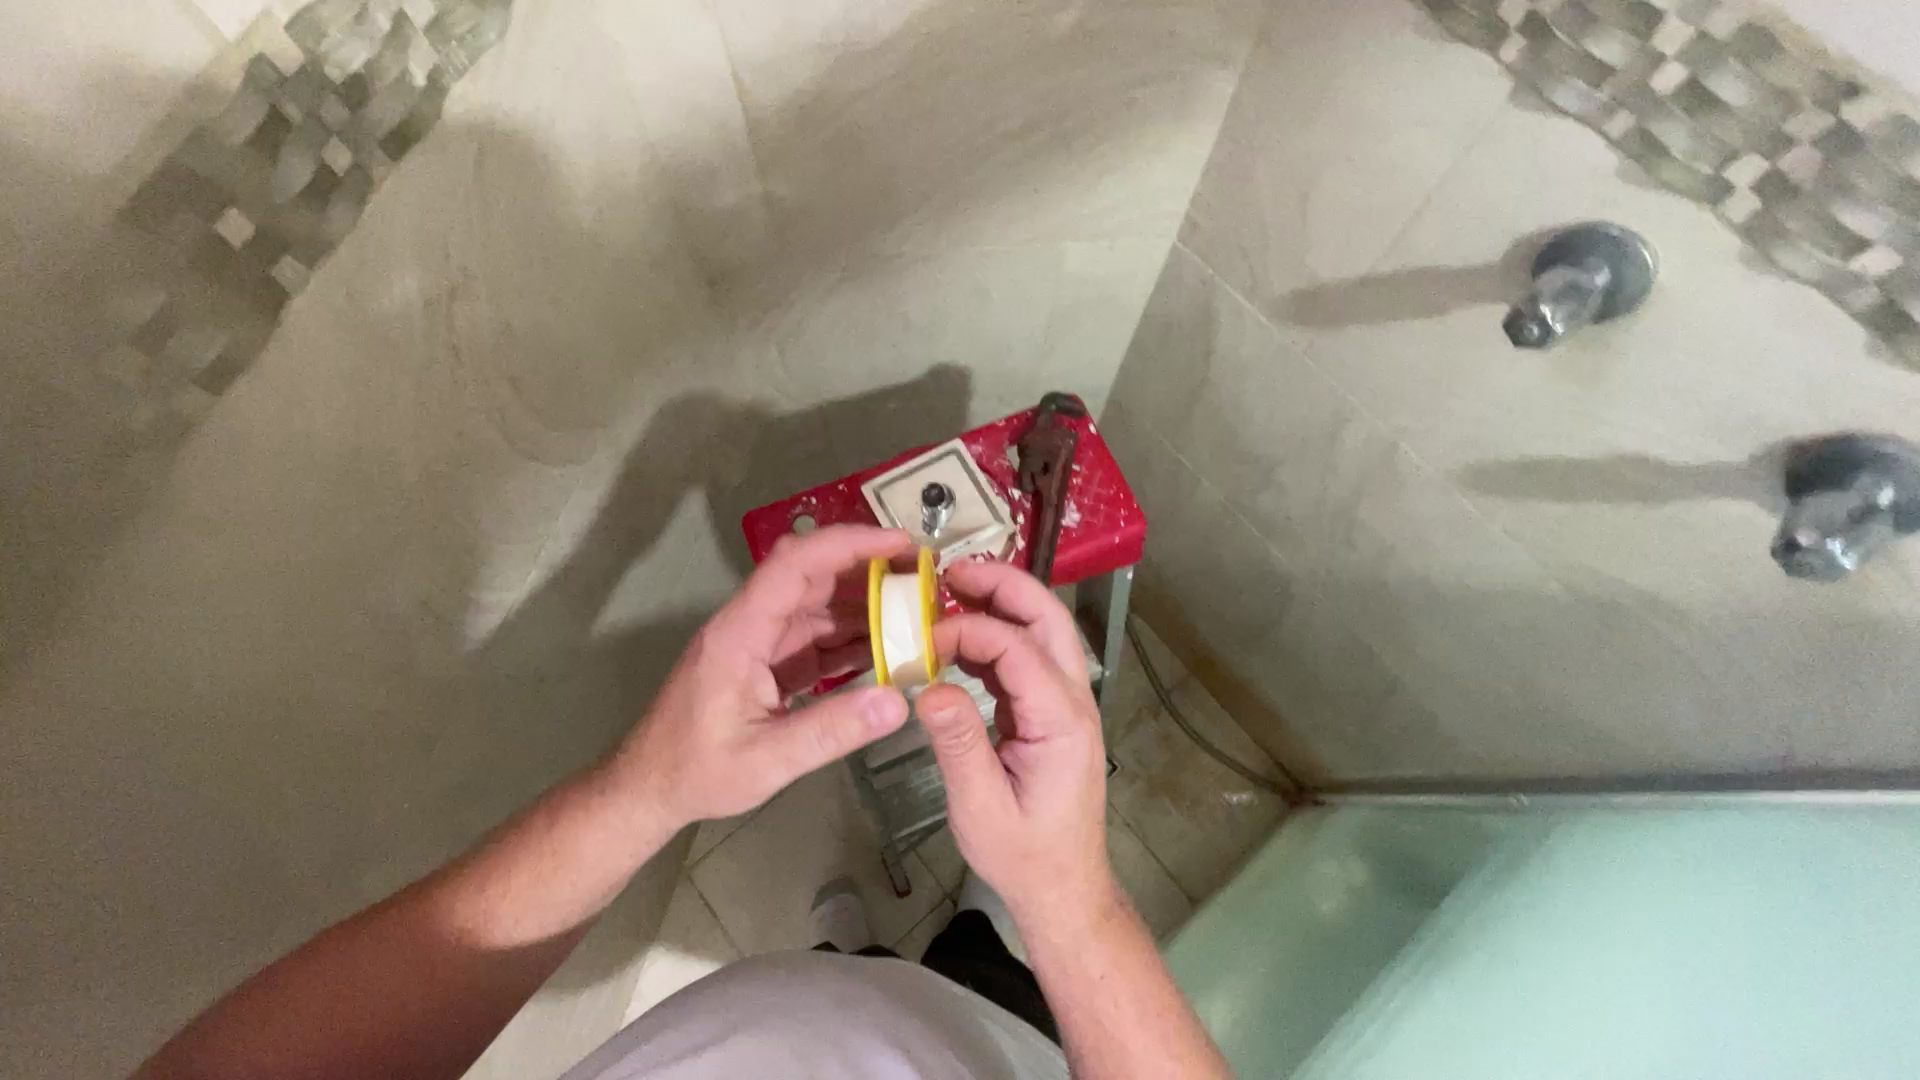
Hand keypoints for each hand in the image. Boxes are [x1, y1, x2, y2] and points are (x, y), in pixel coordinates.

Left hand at [607, 526, 913, 829]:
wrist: (649, 788)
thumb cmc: (695, 771)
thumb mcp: (765, 760)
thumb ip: (830, 732)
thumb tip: (898, 702)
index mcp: (741, 631)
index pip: (795, 563)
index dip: (847, 544)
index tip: (899, 544)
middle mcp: (751, 624)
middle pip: (812, 574)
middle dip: (867, 567)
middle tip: (923, 575)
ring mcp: (760, 641)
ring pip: (818, 604)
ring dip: (865, 604)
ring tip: (916, 611)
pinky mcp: (768, 662)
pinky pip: (816, 637)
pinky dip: (852, 638)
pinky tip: (888, 648)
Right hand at [917, 561, 1118, 930]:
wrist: (1064, 886)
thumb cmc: (1024, 855)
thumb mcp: (981, 807)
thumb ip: (958, 744)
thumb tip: (927, 686)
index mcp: (1062, 720)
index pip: (1018, 648)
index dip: (969, 632)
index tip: (922, 642)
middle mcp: (1073, 700)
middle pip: (1049, 619)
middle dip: (1003, 586)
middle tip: (950, 574)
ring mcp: (1065, 704)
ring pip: (1042, 631)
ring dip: (1001, 604)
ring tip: (950, 593)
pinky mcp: (1049, 713)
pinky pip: (1026, 659)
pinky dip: (995, 639)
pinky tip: (959, 642)